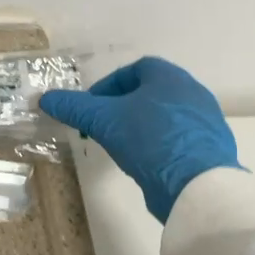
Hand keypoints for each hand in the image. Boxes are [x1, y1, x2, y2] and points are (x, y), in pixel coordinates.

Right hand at [39, 56, 238, 222]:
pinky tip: (145, 163)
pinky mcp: (210, 149)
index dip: (108, 85)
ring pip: (164, 116)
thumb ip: (74, 108)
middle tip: (102, 127)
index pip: (136, 69)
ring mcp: (205, 121)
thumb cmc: (149, 140)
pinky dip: (157, 145)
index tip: (91, 107)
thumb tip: (44, 98)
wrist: (196, 184)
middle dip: (122, 107)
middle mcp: (192, 93)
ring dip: (140, 126)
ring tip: (121, 146)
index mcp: (170, 78)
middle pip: (150, 92)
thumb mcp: (104, 121)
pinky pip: (177, 139)